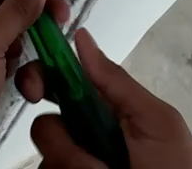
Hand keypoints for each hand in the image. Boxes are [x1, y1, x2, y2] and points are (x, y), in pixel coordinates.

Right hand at [16, 28, 191, 168]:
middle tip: (88, 164)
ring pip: (47, 158)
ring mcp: (76, 165)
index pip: (59, 82)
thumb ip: (118, 83)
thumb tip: (81, 37)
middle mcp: (85, 138)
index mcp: (104, 111)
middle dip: (58, 140)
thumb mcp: (158, 124)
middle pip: (45, 125)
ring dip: (70, 164)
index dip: (39, 76)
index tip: (33, 88)